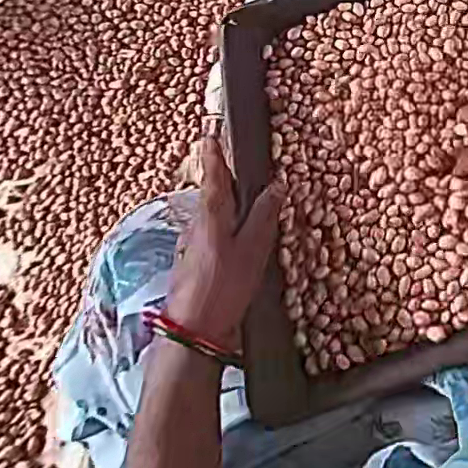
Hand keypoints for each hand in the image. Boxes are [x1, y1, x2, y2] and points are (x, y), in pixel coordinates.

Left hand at [164, 136, 283, 350]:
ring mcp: (191, 245)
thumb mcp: (252, 248)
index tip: (211, 134)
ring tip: (243, 202)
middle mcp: (196, 224)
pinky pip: (210, 235)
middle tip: (235, 165)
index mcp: (211, 214)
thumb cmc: (224, 285)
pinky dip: (223, 228)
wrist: (192, 332)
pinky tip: (235, 239)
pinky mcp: (192, 263)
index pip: (213, 175)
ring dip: (224, 206)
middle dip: (222, 179)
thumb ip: (264, 215)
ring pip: (211, 216)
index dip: (213, 154)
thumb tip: (276, 185)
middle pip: (211, 194)